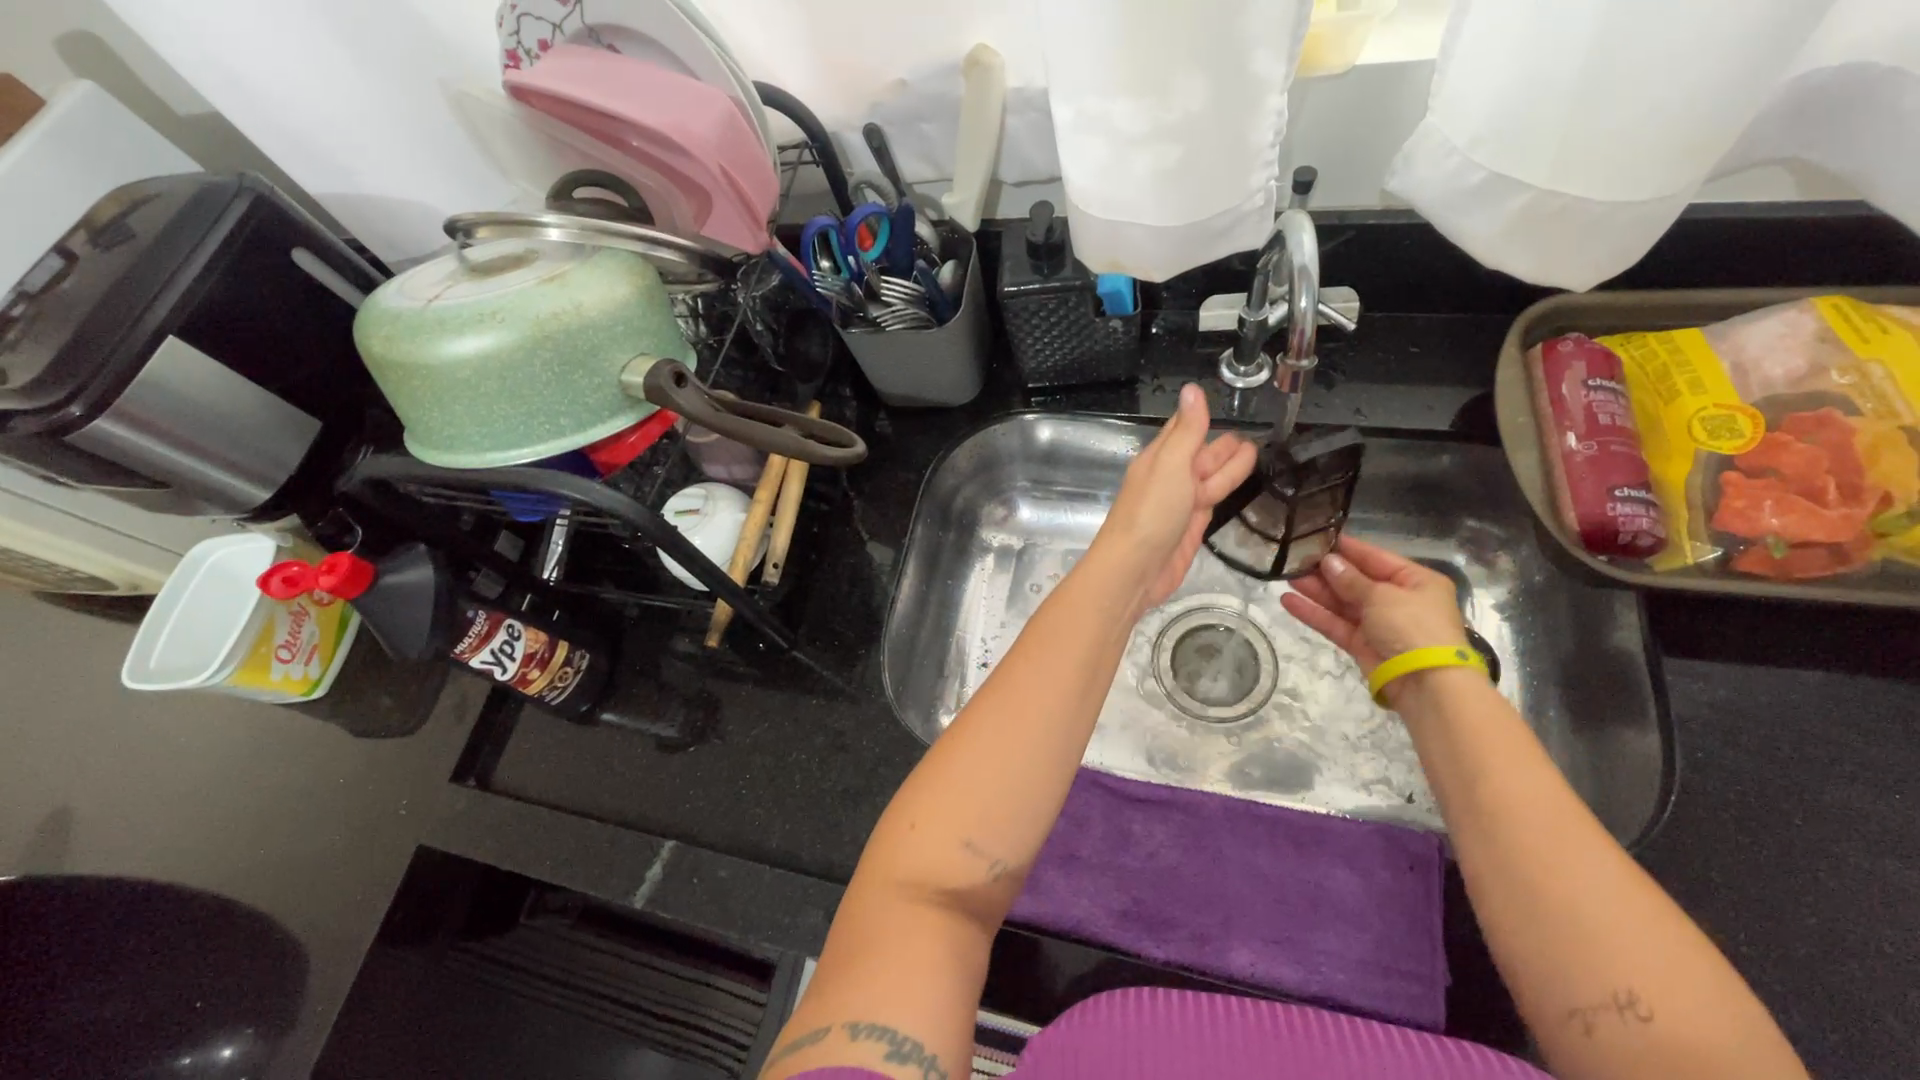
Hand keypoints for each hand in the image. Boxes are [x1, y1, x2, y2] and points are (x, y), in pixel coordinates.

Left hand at [1094, 384, 1257, 613]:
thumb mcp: (1170, 464)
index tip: (1229, 404)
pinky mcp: (1193, 527)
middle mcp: (1171, 476)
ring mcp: (1182, 503)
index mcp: (1161, 456)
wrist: (1135, 570)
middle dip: (1225, 446)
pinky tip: (1235, 488)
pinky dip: (1225, 492)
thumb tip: (1192, 387)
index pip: (1186, 429)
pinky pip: (1213, 503)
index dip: (1205, 419)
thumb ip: (1187, 430)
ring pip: (1213, 478)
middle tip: (1254, 437)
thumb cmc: (1150, 513)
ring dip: (1231, 468)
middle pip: (1205, 454)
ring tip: (1254, 454)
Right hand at [1280, 536, 1467, 681]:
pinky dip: (1314, 614)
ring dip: (1316, 590)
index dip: (1346, 548)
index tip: (1317, 536)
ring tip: (1286, 576)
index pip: (1375, 558)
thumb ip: (1351, 579)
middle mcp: (1398, 599)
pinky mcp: (1362, 645)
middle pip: (1356, 580)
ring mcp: (1379, 623)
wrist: (1425, 683)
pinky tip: (1288, 602)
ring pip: (1342, 602)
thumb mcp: (1383, 595)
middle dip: (1326, 571)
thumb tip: (1329, 561)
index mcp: (1415, 580)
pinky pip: (1336, 624)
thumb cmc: (1413, 626)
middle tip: (1294, 558)